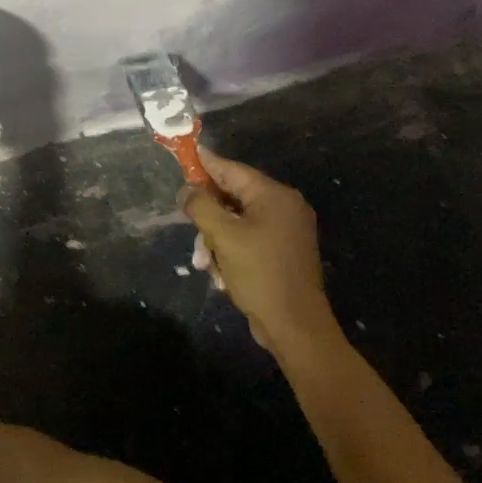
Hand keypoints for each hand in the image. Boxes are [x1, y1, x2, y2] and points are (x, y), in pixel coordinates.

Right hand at [183, 148, 331, 352]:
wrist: (296, 327)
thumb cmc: (260, 274)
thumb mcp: (223, 236)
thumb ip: (201, 206)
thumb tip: (186, 190)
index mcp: (275, 196)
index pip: (232, 170)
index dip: (205, 164)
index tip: (185, 155)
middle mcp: (284, 207)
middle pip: (233, 198)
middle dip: (209, 218)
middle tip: (191, 233)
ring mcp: (286, 231)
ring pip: (237, 223)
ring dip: (216, 241)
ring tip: (205, 265)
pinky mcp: (283, 253)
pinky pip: (249, 240)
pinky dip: (232, 253)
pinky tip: (222, 275)